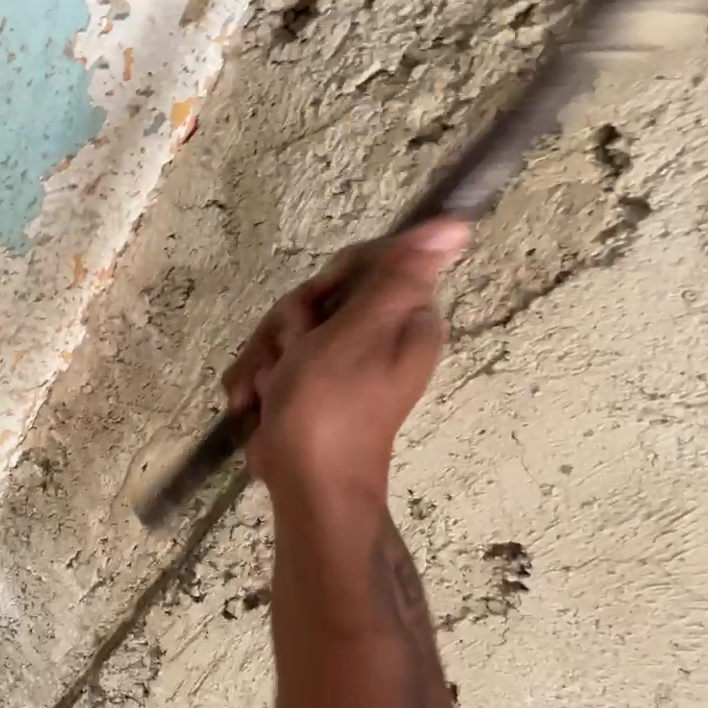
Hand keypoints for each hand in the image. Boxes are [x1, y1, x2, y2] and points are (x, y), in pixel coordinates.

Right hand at [223, 219, 470, 504]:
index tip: (310, 315)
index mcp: (401, 318)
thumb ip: (396, 279)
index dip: (325, 284)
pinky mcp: (301, 387)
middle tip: (287, 358)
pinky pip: (267, 363)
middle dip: (284, 330)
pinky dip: (253, 383)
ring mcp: (333, 365)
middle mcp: (371, 336)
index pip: (362, 265)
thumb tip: (455, 225)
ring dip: (262, 360)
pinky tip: (251, 404)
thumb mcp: (357, 335)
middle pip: (312, 300)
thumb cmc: (330, 409)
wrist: (306, 482)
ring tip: (263, 392)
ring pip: (282, 333)